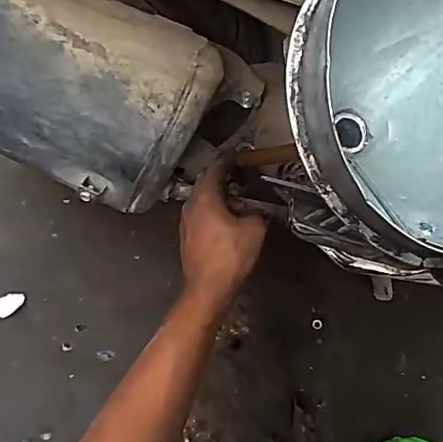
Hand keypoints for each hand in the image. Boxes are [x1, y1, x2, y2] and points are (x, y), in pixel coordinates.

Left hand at [178, 157, 265, 303]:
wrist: (207, 287)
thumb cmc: (229, 256)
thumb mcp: (254, 229)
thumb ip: (257, 212)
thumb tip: (256, 211)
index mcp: (204, 197)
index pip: (215, 168)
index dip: (228, 159)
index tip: (239, 154)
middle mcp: (190, 205)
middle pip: (207, 183)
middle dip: (225, 178)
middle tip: (242, 174)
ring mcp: (185, 222)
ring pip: (203, 200)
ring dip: (220, 197)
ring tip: (240, 198)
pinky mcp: (187, 237)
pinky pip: (202, 215)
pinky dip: (215, 211)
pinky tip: (229, 219)